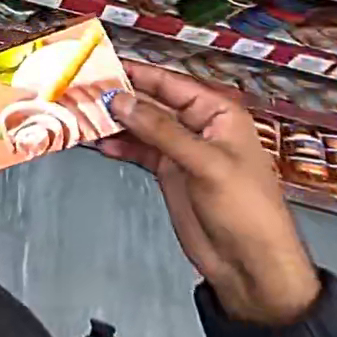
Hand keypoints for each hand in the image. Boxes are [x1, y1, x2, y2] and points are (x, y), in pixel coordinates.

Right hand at [101, 60, 320, 325]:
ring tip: (84, 115)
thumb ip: (161, 130)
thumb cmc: (249, 213)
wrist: (252, 270)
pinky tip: (100, 142)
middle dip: (119, 97)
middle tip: (84, 91)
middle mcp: (197, 125)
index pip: (169, 82)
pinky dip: (118, 144)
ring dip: (114, 121)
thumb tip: (121, 101)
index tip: (104, 65)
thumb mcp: (207, 164)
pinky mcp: (168, 170)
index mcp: (217, 113)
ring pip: (139, 124)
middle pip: (150, 101)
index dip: (136, 73)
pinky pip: (137, 148)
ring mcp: (180, 148)